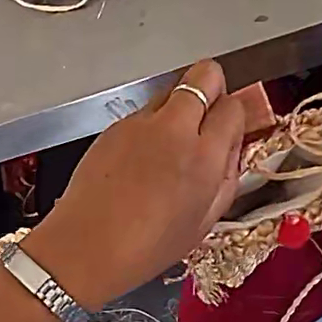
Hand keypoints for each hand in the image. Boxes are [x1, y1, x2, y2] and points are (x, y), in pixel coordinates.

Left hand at [22, 59, 245, 307]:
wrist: (87, 246)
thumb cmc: (148, 246)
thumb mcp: (205, 222)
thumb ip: (227, 178)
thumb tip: (232, 150)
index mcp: (204, 157)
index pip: (233, 106)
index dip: (234, 116)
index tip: (229, 130)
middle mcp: (175, 130)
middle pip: (205, 75)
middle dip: (213, 87)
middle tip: (208, 115)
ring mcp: (141, 123)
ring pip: (172, 88)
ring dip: (181, 105)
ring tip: (172, 141)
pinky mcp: (115, 126)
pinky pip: (144, 111)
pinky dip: (152, 124)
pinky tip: (143, 157)